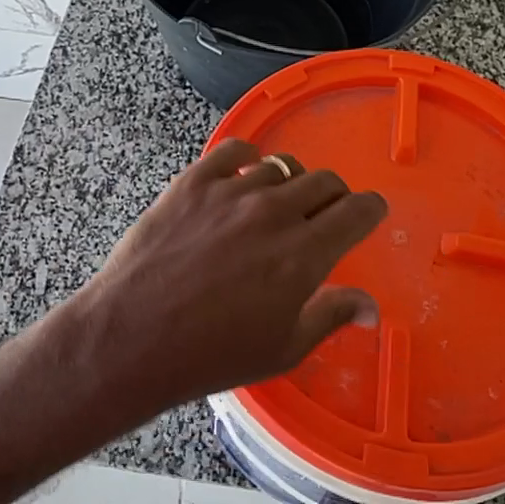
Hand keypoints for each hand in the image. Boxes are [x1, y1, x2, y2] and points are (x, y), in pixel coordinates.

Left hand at [57, 137, 388, 413]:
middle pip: (324, 182)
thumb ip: (330, 316)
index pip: (356, 212)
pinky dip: (248, 156)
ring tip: (279, 202)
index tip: (370, 212)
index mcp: (303, 255)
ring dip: (291, 182)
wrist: (132, 337)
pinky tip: (244, 172)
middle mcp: (274, 213)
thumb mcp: (282, 349)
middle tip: (325, 214)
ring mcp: (232, 191)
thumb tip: (370, 307)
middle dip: (335, 196)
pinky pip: (234, 148)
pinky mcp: (195, 181)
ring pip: (281, 166)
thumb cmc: (211, 355)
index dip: (371, 209)